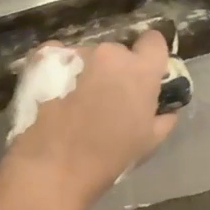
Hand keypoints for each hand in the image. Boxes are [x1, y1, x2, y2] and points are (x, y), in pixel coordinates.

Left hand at [2, 30, 178, 208]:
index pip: (154, 42)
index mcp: (140, 70)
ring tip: (74, 101)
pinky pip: (57, 55)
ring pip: (87, 56)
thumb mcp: (150, 142)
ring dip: (86, 71)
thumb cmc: (108, 158)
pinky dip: (58, 68)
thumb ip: (164, 116)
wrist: (54, 167)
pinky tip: (53, 91)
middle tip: (106, 98)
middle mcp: (110, 52)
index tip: (144, 73)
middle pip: (117, 53)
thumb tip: (165, 107)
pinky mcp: (44, 57)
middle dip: (115, 70)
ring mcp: (75, 52)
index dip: (150, 56)